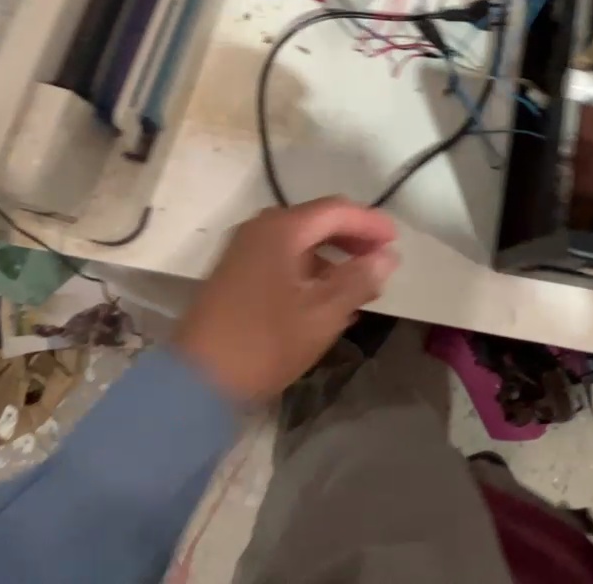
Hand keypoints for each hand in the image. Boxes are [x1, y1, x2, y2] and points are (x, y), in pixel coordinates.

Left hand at [174, 196, 398, 403]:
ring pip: (299, 241)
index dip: (370, 222)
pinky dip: (310, 269)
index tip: (397, 240)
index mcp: (281, 229)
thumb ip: (358, 281)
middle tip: (382, 259)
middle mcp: (260, 228)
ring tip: (360, 284)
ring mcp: (244, 249)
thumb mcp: (321, 315)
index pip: (336, 210)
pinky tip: (328, 298)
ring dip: (332, 256)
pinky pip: (282, 257)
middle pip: (317, 221)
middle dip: (352, 238)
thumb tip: (386, 258)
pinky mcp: (236, 272)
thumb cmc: (264, 343)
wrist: (194, 382)